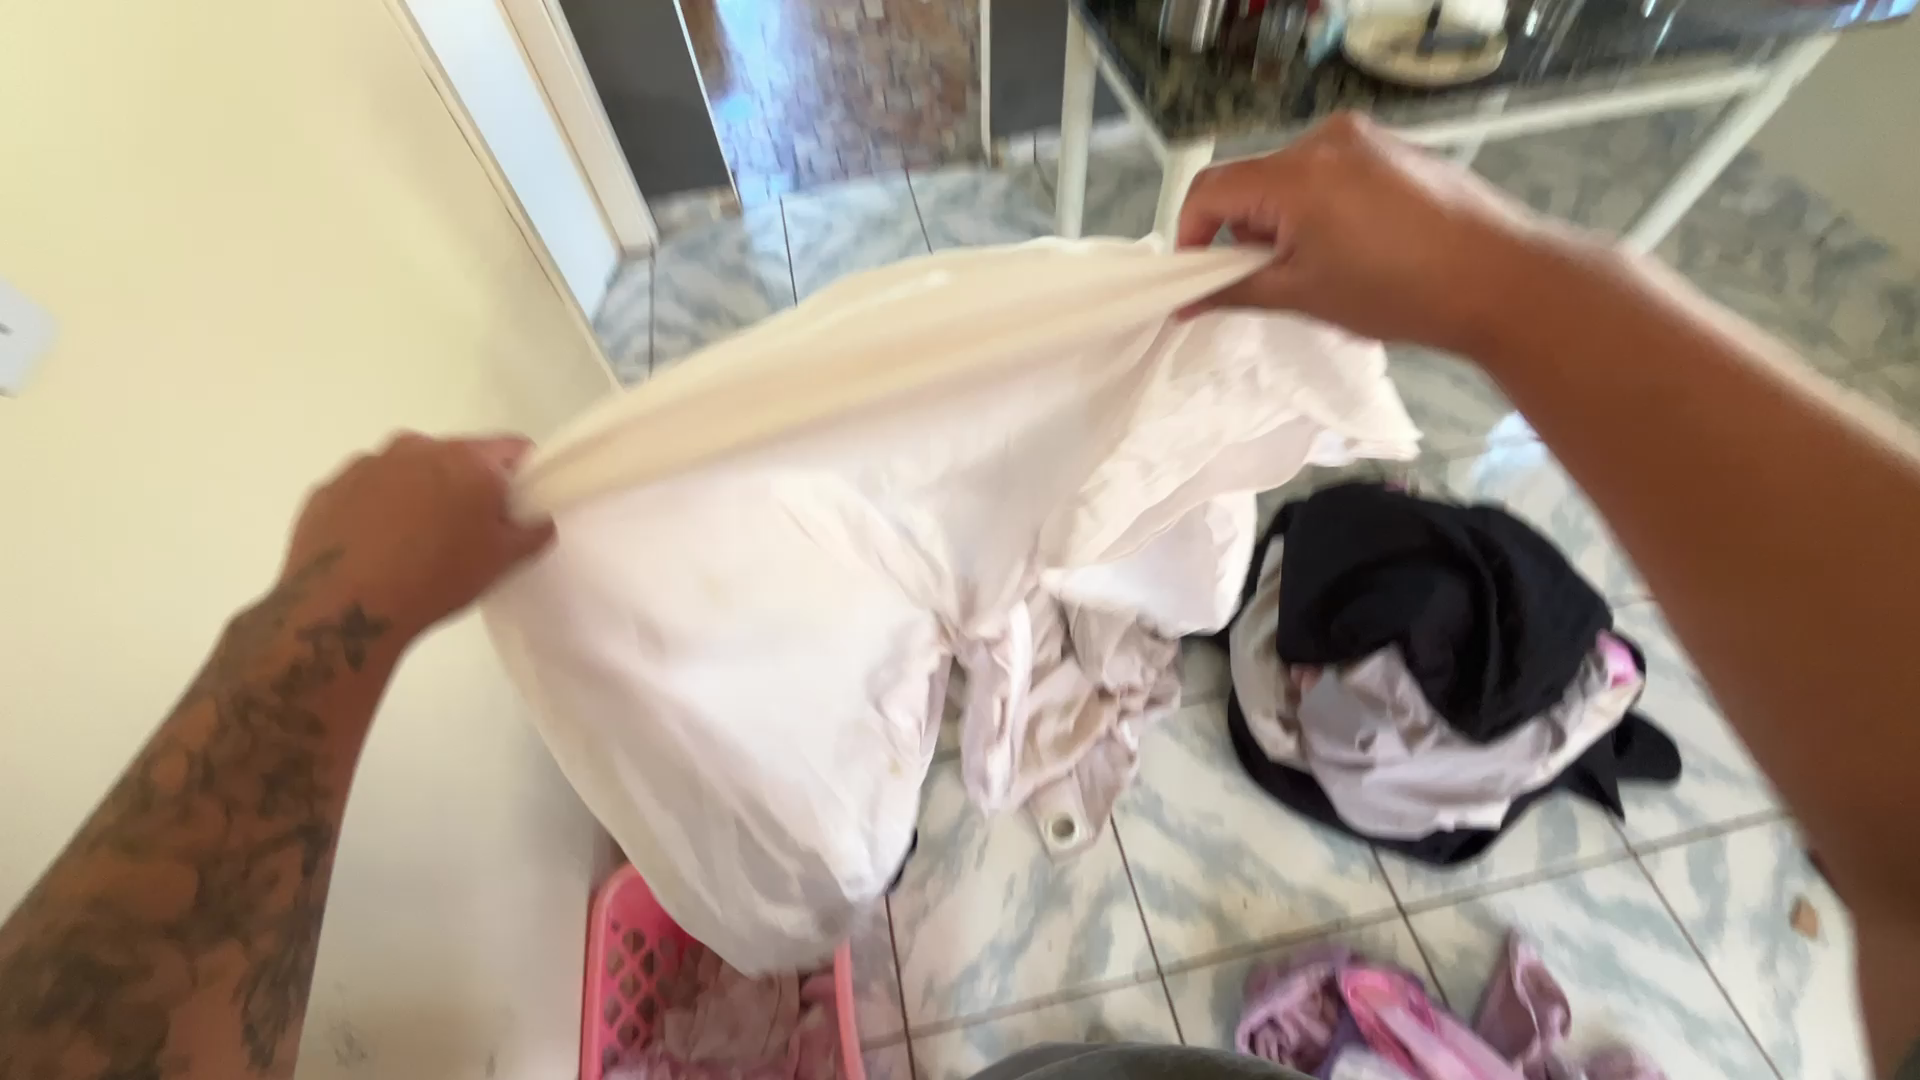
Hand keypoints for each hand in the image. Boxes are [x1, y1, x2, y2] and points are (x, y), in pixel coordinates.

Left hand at [280, 433, 553, 637]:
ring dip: (423, 492)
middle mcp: (415, 447)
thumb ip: (534, 530)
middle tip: (473, 527)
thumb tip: (536, 519)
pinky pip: (369, 489)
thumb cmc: (439, 576)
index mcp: (467, 458)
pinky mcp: (327, 489)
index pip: (514, 448)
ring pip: (411, 470)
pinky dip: (381, 507)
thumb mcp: (506, 559)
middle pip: (459, 456)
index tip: (522, 504)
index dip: (526, 474)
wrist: (344, 609)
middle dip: (470, 484)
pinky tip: (381, 546)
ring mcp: (365, 464)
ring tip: (420, 539)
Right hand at [1177, 112, 1568, 353]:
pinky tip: (1341, 248)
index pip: (1209, 190)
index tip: (1197, 275)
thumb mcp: (1300, 296)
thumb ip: (1232, 291)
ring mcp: (1362, 139)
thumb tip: (1188, 301)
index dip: (1189, 235)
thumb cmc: (1402, 290)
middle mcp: (1327, 140)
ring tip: (1308, 268)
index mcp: (1299, 174)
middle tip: (1257, 279)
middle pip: (1246, 182)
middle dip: (1237, 233)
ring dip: (1274, 223)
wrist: (1499, 280)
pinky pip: (1323, 174)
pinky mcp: (1388, 148)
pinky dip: (1310, 210)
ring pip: (1283, 180)